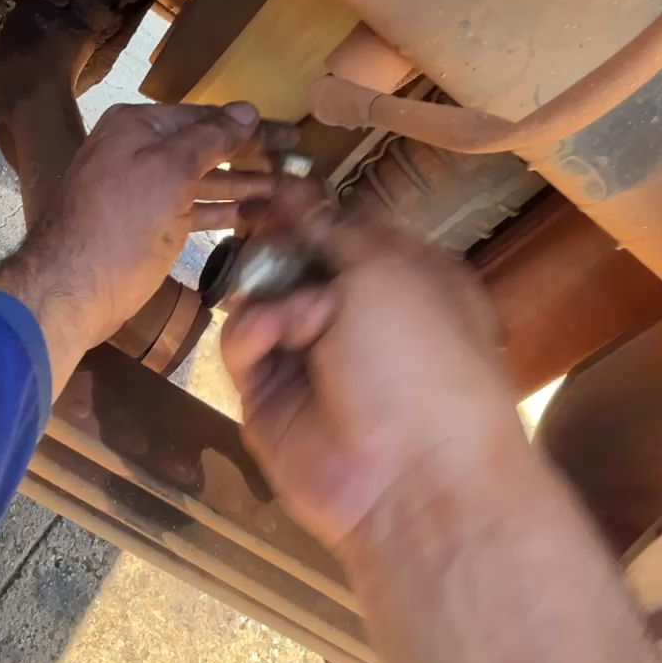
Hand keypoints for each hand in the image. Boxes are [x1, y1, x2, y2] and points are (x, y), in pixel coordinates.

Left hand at [0, 101, 282, 392]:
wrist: (73, 288)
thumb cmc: (120, 223)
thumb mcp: (168, 171)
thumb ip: (210, 139)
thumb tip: (246, 109)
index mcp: (139, 126)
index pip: (206, 117)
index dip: (252, 126)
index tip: (292, 133)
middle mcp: (141, 151)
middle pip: (209, 148)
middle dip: (254, 156)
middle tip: (300, 162)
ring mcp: (147, 191)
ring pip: (205, 181)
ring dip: (246, 186)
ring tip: (291, 191)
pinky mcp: (152, 226)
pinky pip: (196, 209)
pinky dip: (225, 211)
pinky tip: (258, 215)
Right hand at [221, 187, 519, 551]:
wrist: (412, 476)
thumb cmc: (418, 357)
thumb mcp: (387, 271)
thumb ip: (332, 229)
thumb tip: (300, 190)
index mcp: (399, 277)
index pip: (340, 228)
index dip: (306, 208)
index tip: (269, 186)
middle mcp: (353, 312)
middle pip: (291, 260)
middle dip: (275, 247)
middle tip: (259, 230)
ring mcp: (308, 354)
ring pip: (258, 297)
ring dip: (271, 295)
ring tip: (297, 320)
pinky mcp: (269, 391)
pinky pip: (243, 343)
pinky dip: (254, 334)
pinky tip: (274, 342)